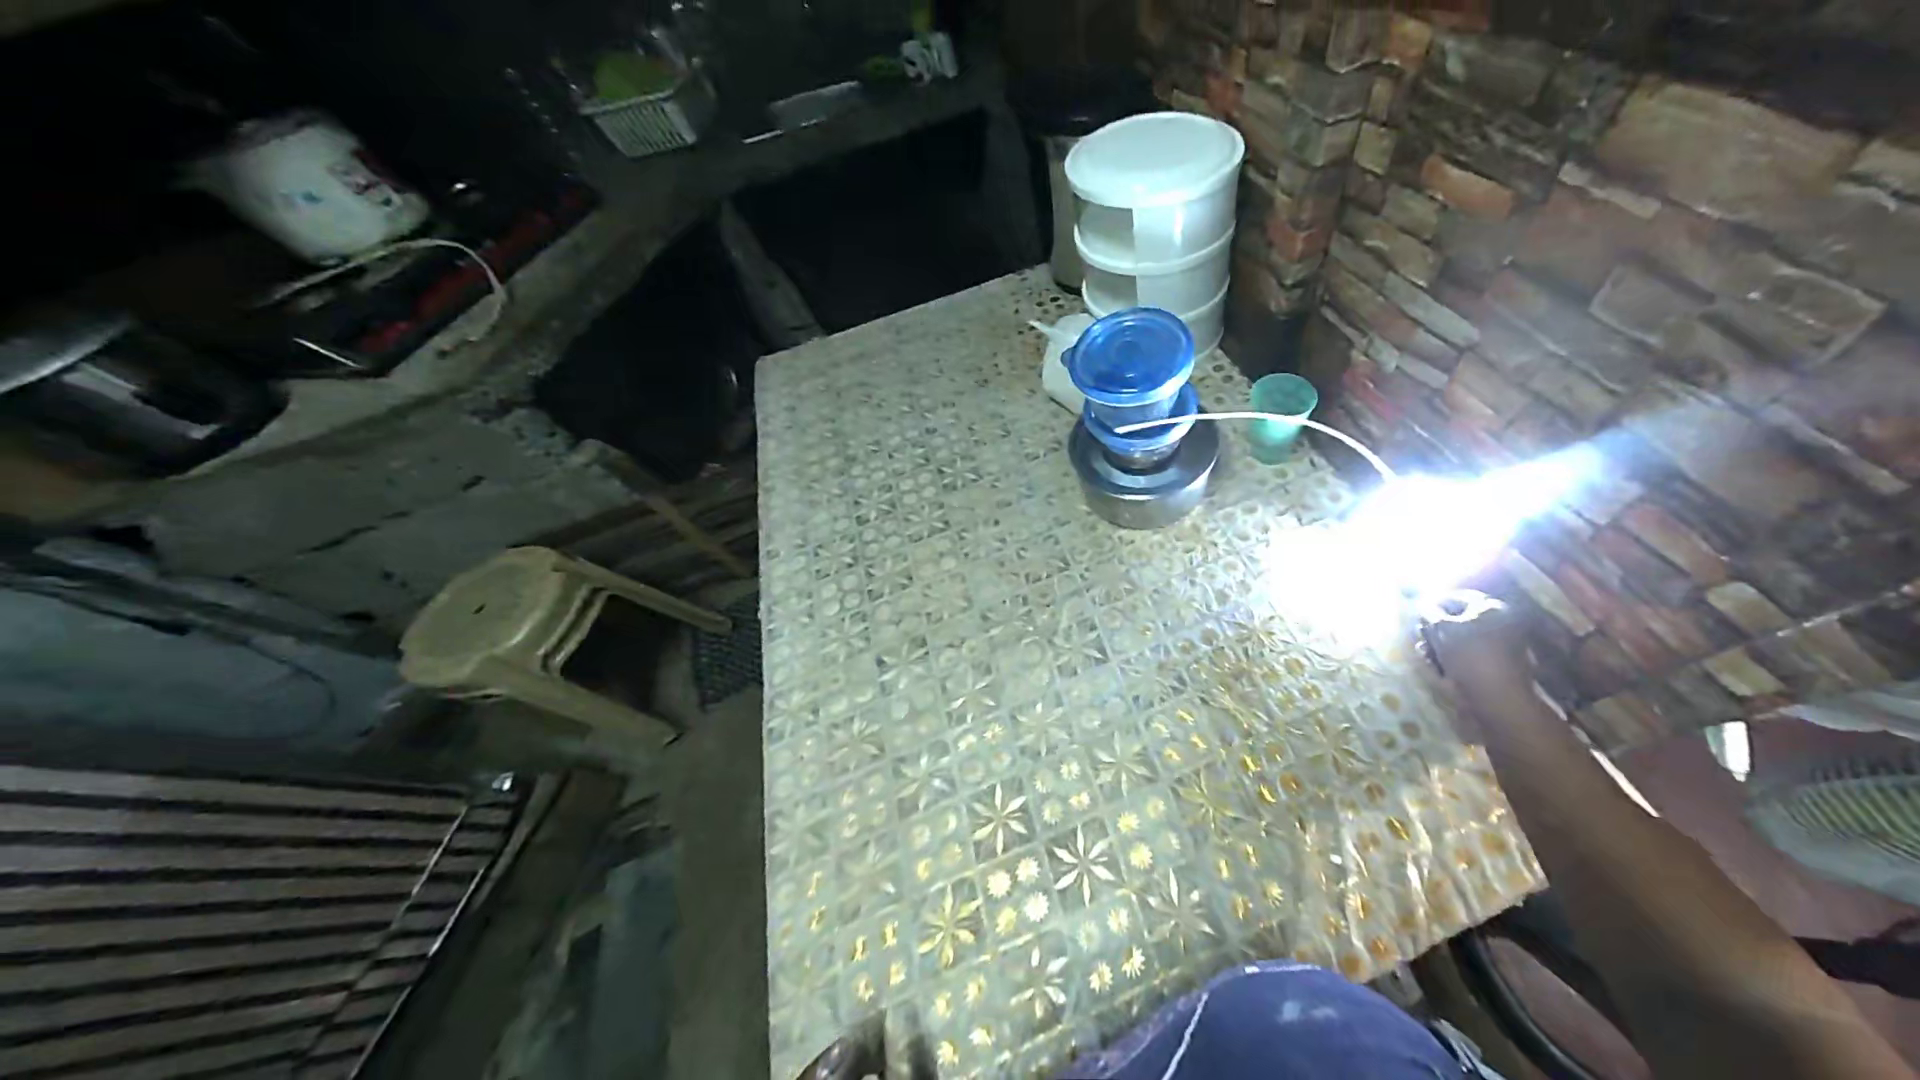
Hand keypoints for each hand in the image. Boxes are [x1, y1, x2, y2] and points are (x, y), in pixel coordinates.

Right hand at [1420, 590, 1530, 698]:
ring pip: (1458, 639)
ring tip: (1424, 653)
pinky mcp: (1492, 666)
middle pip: (1457, 620)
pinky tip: (1434, 666)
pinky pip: (1463, 656)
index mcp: (1493, 609)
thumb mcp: (1443, 628)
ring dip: (1438, 644)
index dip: (1433, 604)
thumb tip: (1420, 602)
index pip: (1457, 597)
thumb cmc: (1470, 657)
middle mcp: (1500, 624)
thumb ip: (1428, 611)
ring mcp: (1498, 647)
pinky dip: (1448, 659)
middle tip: (1419, 634)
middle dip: (1434, 627)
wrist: (1496, 699)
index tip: (1415, 613)